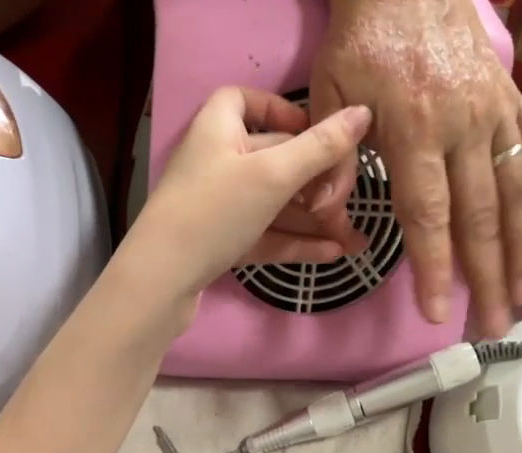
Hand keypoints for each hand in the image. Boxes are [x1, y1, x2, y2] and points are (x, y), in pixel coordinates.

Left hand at [121, 87, 371, 312]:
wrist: (158, 282)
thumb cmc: (213, 212)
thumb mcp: (273, 175)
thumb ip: (320, 147)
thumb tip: (362, 113)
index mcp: (217, 129)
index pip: (245, 101)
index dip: (281, 110)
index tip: (313, 129)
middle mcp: (214, 162)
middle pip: (272, 159)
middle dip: (316, 182)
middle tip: (348, 204)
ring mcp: (214, 207)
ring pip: (272, 205)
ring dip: (312, 220)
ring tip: (354, 241)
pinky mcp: (216, 245)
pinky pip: (262, 235)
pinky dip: (293, 242)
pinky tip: (330, 254)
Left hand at [307, 0, 521, 335]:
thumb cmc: (362, 42)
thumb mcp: (331, 92)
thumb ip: (333, 156)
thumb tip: (328, 212)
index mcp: (415, 133)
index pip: (427, 215)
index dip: (434, 267)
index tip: (437, 313)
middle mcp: (463, 128)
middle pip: (479, 216)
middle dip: (487, 276)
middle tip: (493, 327)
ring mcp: (494, 114)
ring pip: (517, 190)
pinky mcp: (511, 99)